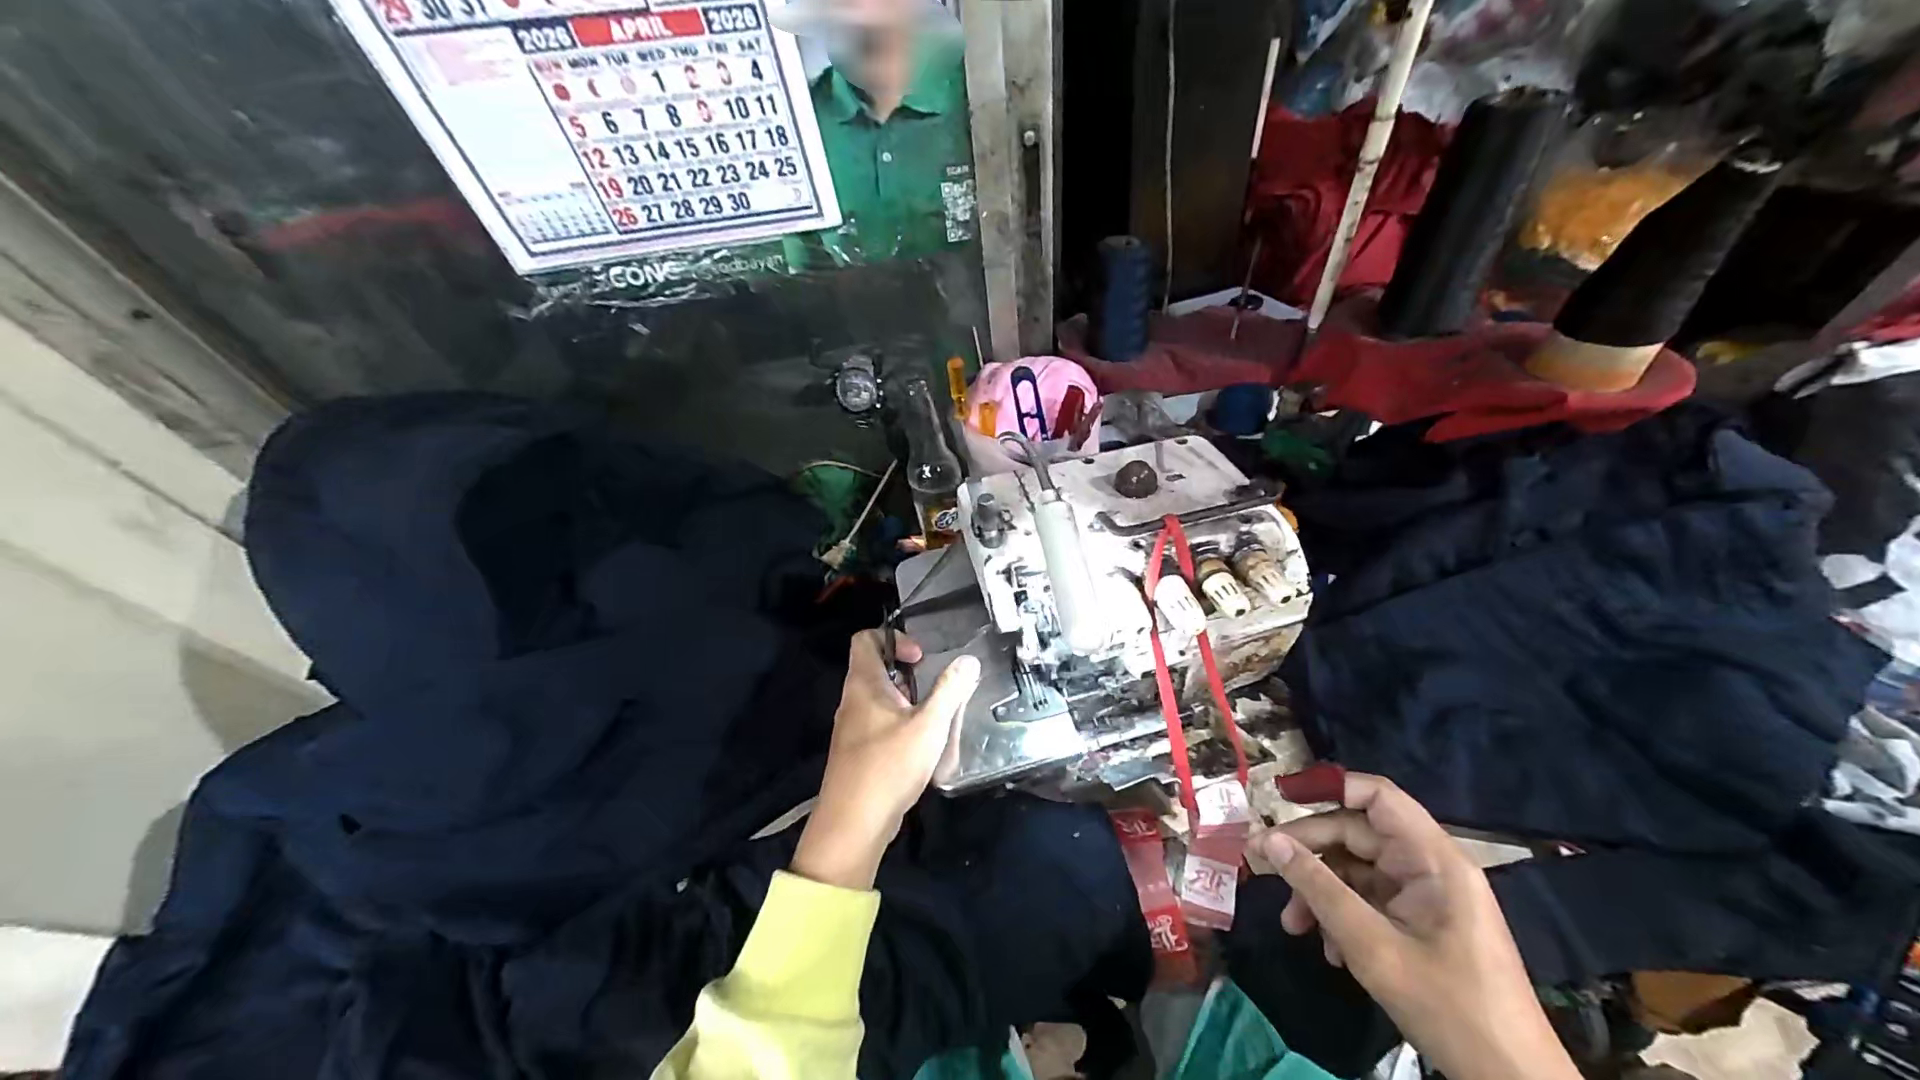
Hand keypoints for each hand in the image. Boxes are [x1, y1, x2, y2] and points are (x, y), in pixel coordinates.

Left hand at [791, 631, 980, 890]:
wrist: (853, 824)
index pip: (865, 639)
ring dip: (910, 704)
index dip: (894, 639)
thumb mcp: (929, 726)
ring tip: (935, 722)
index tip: (921, 659)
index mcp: (863, 684)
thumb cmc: (889, 766)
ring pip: (882, 700)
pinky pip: (880, 724)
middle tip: (936, 693)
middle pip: (877, 669)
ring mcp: (852, 727)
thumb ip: (950, 691)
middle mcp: (852, 700)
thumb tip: (968, 661)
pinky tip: (923, 748)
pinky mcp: (858, 752)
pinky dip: (902, 727)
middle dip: (911, 676)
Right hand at [1247, 773, 1578, 1079]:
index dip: (1327, 788)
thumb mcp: (1372, 945)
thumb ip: (1319, 887)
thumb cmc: (1449, 1007)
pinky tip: (1327, 948)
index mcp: (1432, 859)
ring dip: (1319, 892)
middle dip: (1308, 854)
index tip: (1280, 798)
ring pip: (1355, 869)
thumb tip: (1270, 842)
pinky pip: (1367, 899)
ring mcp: (1425, 894)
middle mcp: (1429, 866)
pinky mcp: (1420, 921)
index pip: (1376, 796)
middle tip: (1262, 867)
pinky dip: (1339, 915)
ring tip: (1292, 925)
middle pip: (1355, 834)